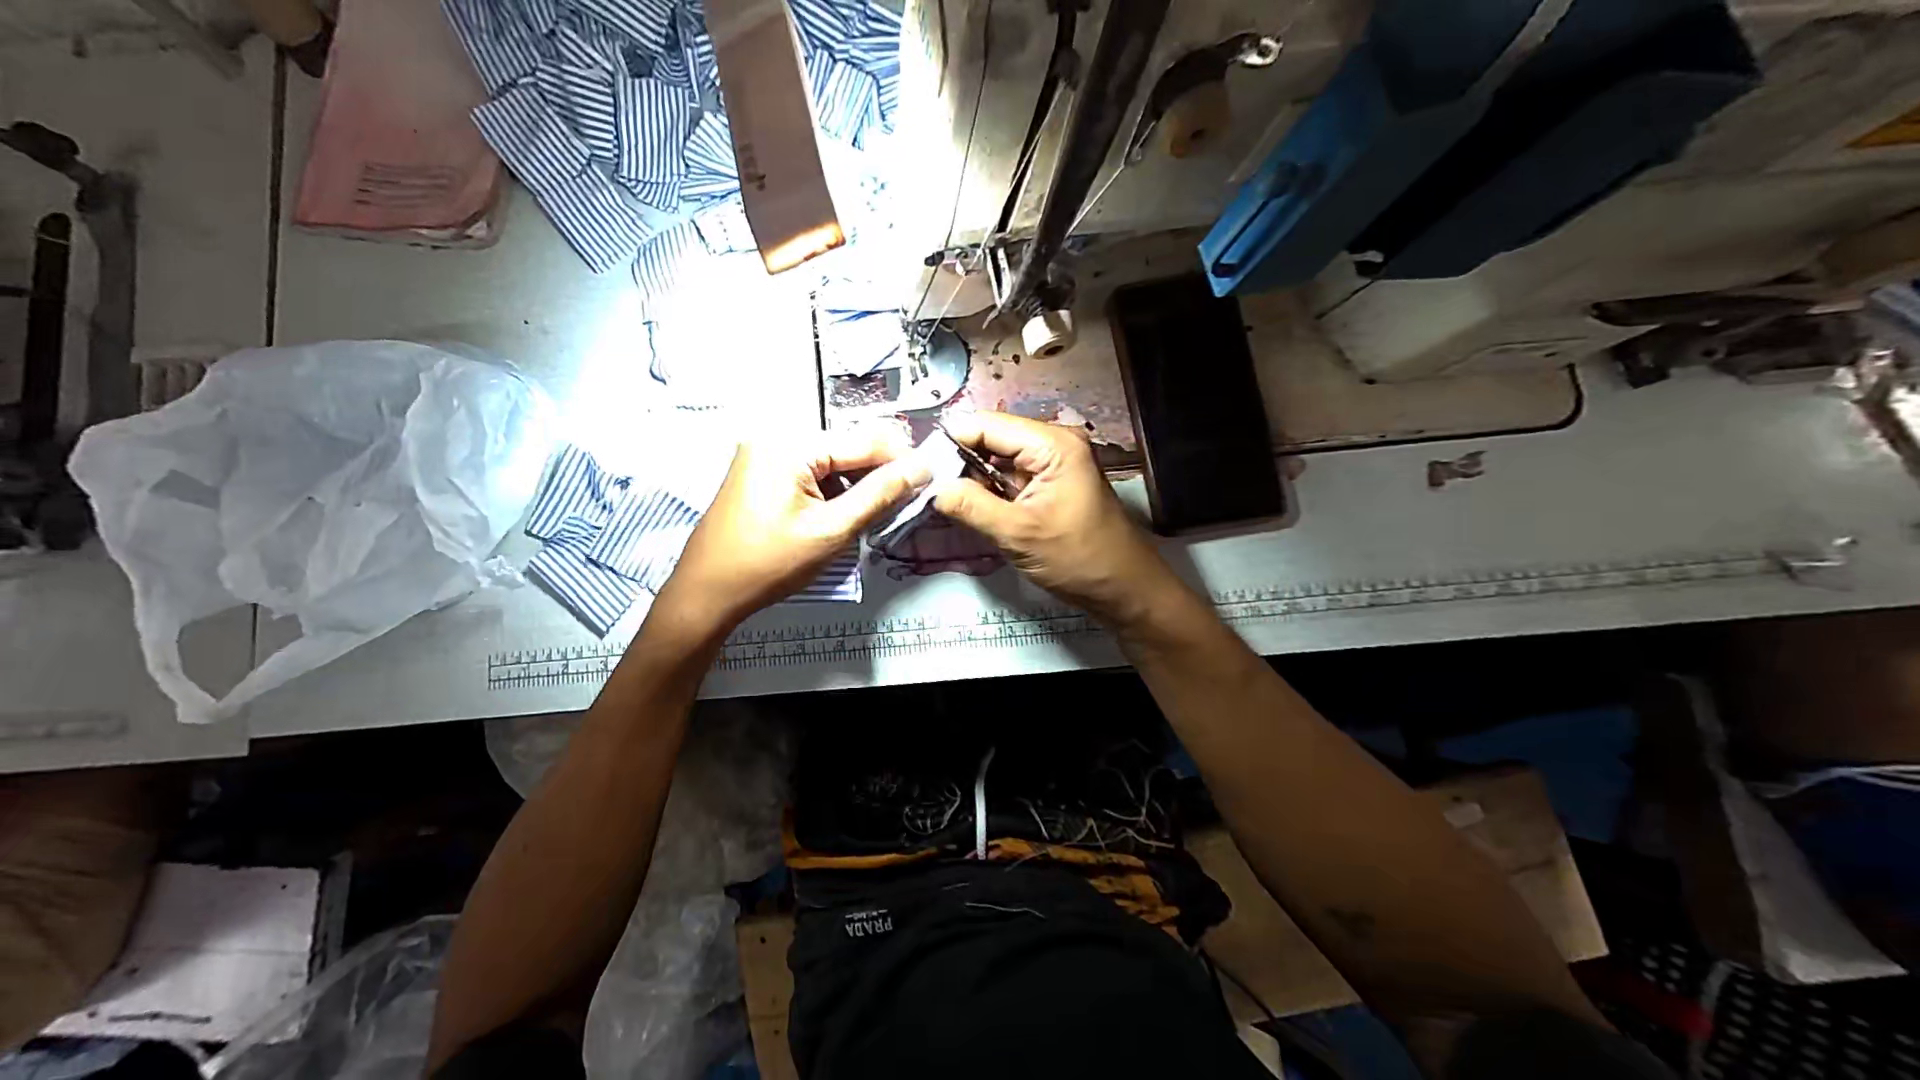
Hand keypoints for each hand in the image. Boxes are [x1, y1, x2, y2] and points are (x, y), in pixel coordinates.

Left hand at [653, 429, 931, 639]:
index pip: (862, 440)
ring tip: (869, 516)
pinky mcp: (761, 472)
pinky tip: (840, 515)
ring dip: (855, 484)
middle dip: (877, 473)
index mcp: (789, 444)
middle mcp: (774, 438)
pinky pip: (809, 471)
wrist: (707, 592)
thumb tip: (917, 468)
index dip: (900, 458)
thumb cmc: (764, 564)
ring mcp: (764, 454)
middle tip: (902, 502)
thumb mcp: (832, 530)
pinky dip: (831, 490)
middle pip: (846, 446)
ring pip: (830, 460)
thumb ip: (879, 494)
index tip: (928, 477)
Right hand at [932, 412, 1186, 628]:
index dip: (949, 440)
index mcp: (1052, 444)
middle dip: (957, 460)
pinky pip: (1008, 478)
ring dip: (970, 479)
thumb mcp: (1019, 534)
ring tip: (939, 499)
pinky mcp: (1050, 484)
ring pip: (996, 460)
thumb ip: (971, 506)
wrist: (1124, 589)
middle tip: (925, 487)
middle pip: (991, 439)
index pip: (987, 424)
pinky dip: (987, 492)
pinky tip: (966, 508)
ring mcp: (1053, 464)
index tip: (917, 465)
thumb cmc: (1080, 559)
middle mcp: (1053, 444)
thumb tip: (931, 487)